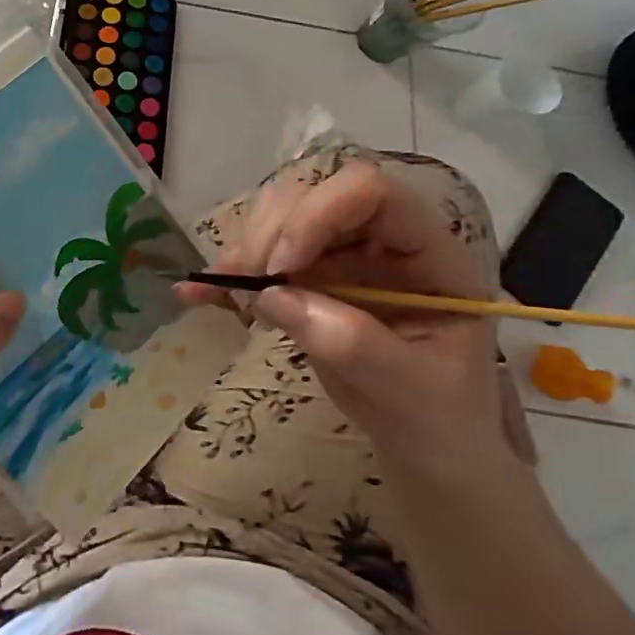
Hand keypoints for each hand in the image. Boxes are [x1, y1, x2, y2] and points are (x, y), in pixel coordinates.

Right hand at [188, 160, 509, 481]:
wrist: (430, 443)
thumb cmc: (439, 416)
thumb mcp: (409, 390)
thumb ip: (351, 343)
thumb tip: (273, 297)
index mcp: (425, 249)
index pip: (369, 191)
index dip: (317, 214)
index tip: (281, 268)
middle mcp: (378, 237)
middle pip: (311, 195)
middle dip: (269, 236)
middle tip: (249, 294)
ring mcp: (340, 253)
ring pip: (278, 215)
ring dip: (245, 252)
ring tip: (234, 303)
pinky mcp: (308, 275)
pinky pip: (260, 257)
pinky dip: (227, 274)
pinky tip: (195, 294)